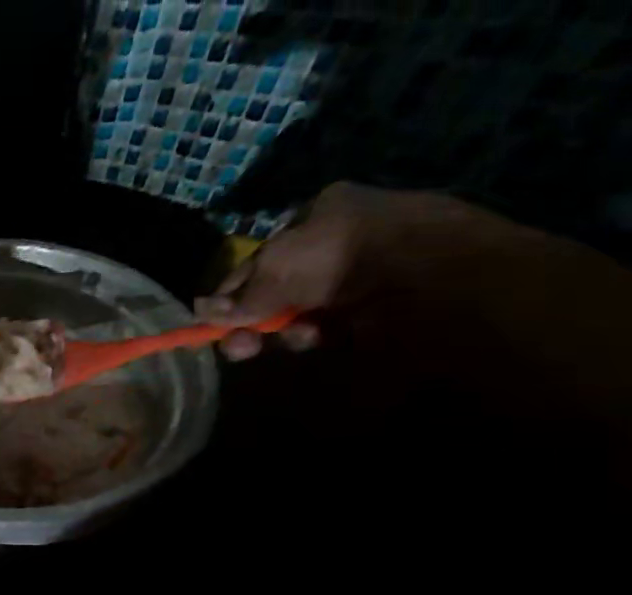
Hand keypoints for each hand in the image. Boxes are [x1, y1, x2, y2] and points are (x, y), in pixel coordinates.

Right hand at [195, 181, 460, 359]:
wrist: (431, 276)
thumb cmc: (342, 254)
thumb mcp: (274, 269)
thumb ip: (237, 297)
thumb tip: (201, 312)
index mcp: (322, 212)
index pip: (260, 256)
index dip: (232, 290)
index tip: (211, 320)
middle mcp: (341, 238)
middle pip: (276, 287)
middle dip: (252, 318)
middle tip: (237, 346)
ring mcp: (363, 272)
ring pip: (298, 310)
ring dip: (280, 330)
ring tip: (279, 343)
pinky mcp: (380, 305)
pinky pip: (328, 325)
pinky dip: (313, 335)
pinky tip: (316, 339)